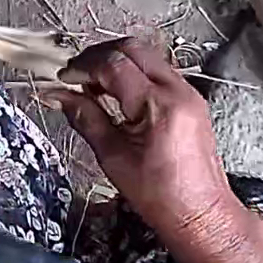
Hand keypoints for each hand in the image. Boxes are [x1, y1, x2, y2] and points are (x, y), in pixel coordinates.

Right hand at [45, 39, 249, 259]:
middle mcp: (178, 91)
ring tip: (94, 85)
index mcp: (158, 106)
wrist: (202, 215)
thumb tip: (60, 97)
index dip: (84, 67)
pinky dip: (133, 72)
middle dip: (99, 56)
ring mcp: (188, 92)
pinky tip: (117, 92)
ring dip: (116, 62)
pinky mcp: (191, 98)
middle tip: (77, 75)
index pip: (114, 65)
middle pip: (132, 48)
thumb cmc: (162, 196)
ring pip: (146, 55)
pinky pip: (157, 70)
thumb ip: (85, 118)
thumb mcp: (113, 157)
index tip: (66, 79)